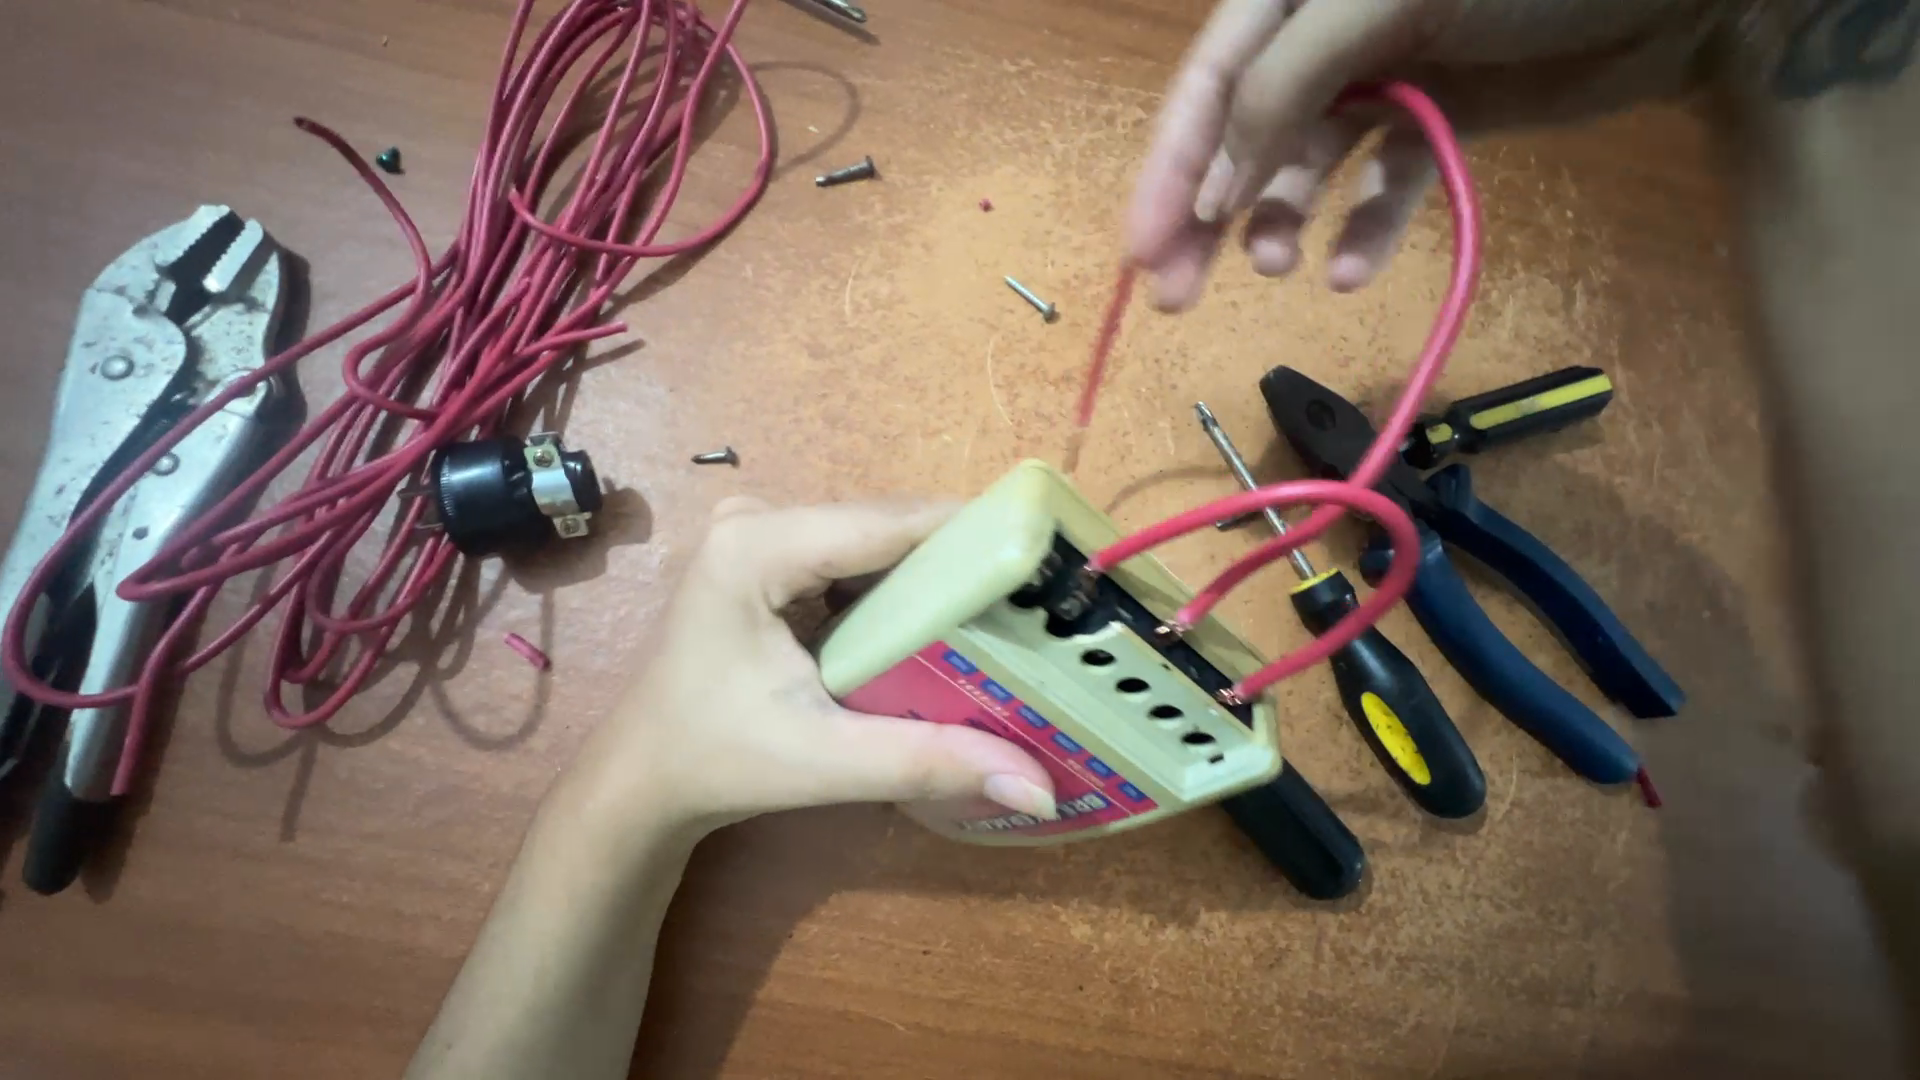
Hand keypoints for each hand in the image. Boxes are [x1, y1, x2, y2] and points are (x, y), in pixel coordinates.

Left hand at [566, 497, 1056, 835]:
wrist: (642, 777)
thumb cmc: (716, 762)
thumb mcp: (824, 762)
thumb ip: (930, 763)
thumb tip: (1037, 788)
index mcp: (756, 547)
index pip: (886, 522)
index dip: (969, 534)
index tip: (1043, 557)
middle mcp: (755, 519)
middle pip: (883, 525)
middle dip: (956, 558)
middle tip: (1032, 597)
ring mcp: (757, 531)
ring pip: (871, 539)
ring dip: (929, 572)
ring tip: (999, 607)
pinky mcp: (765, 553)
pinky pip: (850, 555)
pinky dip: (894, 584)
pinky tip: (934, 618)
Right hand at [1130, 0, 1733, 309]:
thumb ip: (1284, 90)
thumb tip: (1214, 193)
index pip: (1207, 84)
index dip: (1167, 171)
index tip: (1141, 254)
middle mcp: (1323, 34)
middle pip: (1237, 135)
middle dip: (1203, 219)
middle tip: (1171, 299)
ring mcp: (1376, 77)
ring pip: (1297, 170)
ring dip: (1279, 226)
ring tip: (1278, 271)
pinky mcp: (1427, 118)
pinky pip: (1374, 187)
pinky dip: (1359, 234)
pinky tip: (1352, 273)